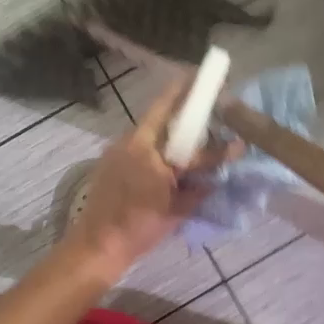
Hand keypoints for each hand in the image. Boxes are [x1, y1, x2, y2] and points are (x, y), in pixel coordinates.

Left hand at [56, 74, 239, 284]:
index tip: (201, 76)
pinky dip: (159, 151)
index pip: (168, 108)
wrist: (98, 246)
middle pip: (160, 119)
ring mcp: (116, 153)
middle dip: (184, 114)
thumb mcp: (177, 206)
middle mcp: (130, 143)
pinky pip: (140, 149)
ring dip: (171, 134)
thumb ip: (200, 184)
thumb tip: (225, 164)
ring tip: (196, 138)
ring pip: (150, 134)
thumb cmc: (138, 226)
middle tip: (207, 111)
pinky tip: (174, 163)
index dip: (185, 91)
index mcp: (145, 147)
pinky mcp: (110, 165)